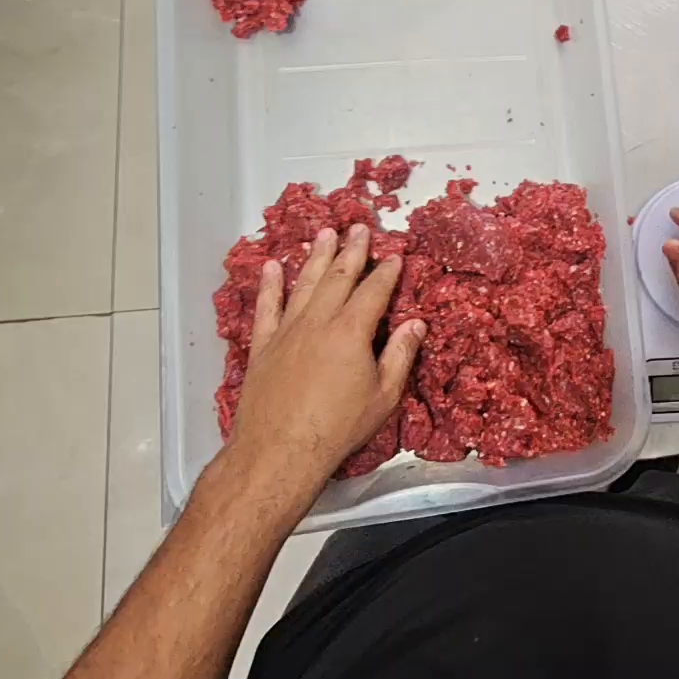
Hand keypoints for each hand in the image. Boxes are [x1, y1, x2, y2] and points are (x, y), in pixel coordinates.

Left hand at [226, 224, 425, 501]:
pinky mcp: (263, 346)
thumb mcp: (384, 395)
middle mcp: (319, 322)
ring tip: (324, 233)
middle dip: (352, 251)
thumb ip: (400, 355)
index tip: (395, 255)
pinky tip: (271, 267)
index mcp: (352, 332)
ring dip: (316, 257)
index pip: (374, 291)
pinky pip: (266, 308)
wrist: (279, 450)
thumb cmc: (339, 426)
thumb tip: (415, 323)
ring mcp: (287, 331)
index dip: (387, 271)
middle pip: (338, 277)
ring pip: (304, 284)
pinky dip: (269, 286)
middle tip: (359, 228)